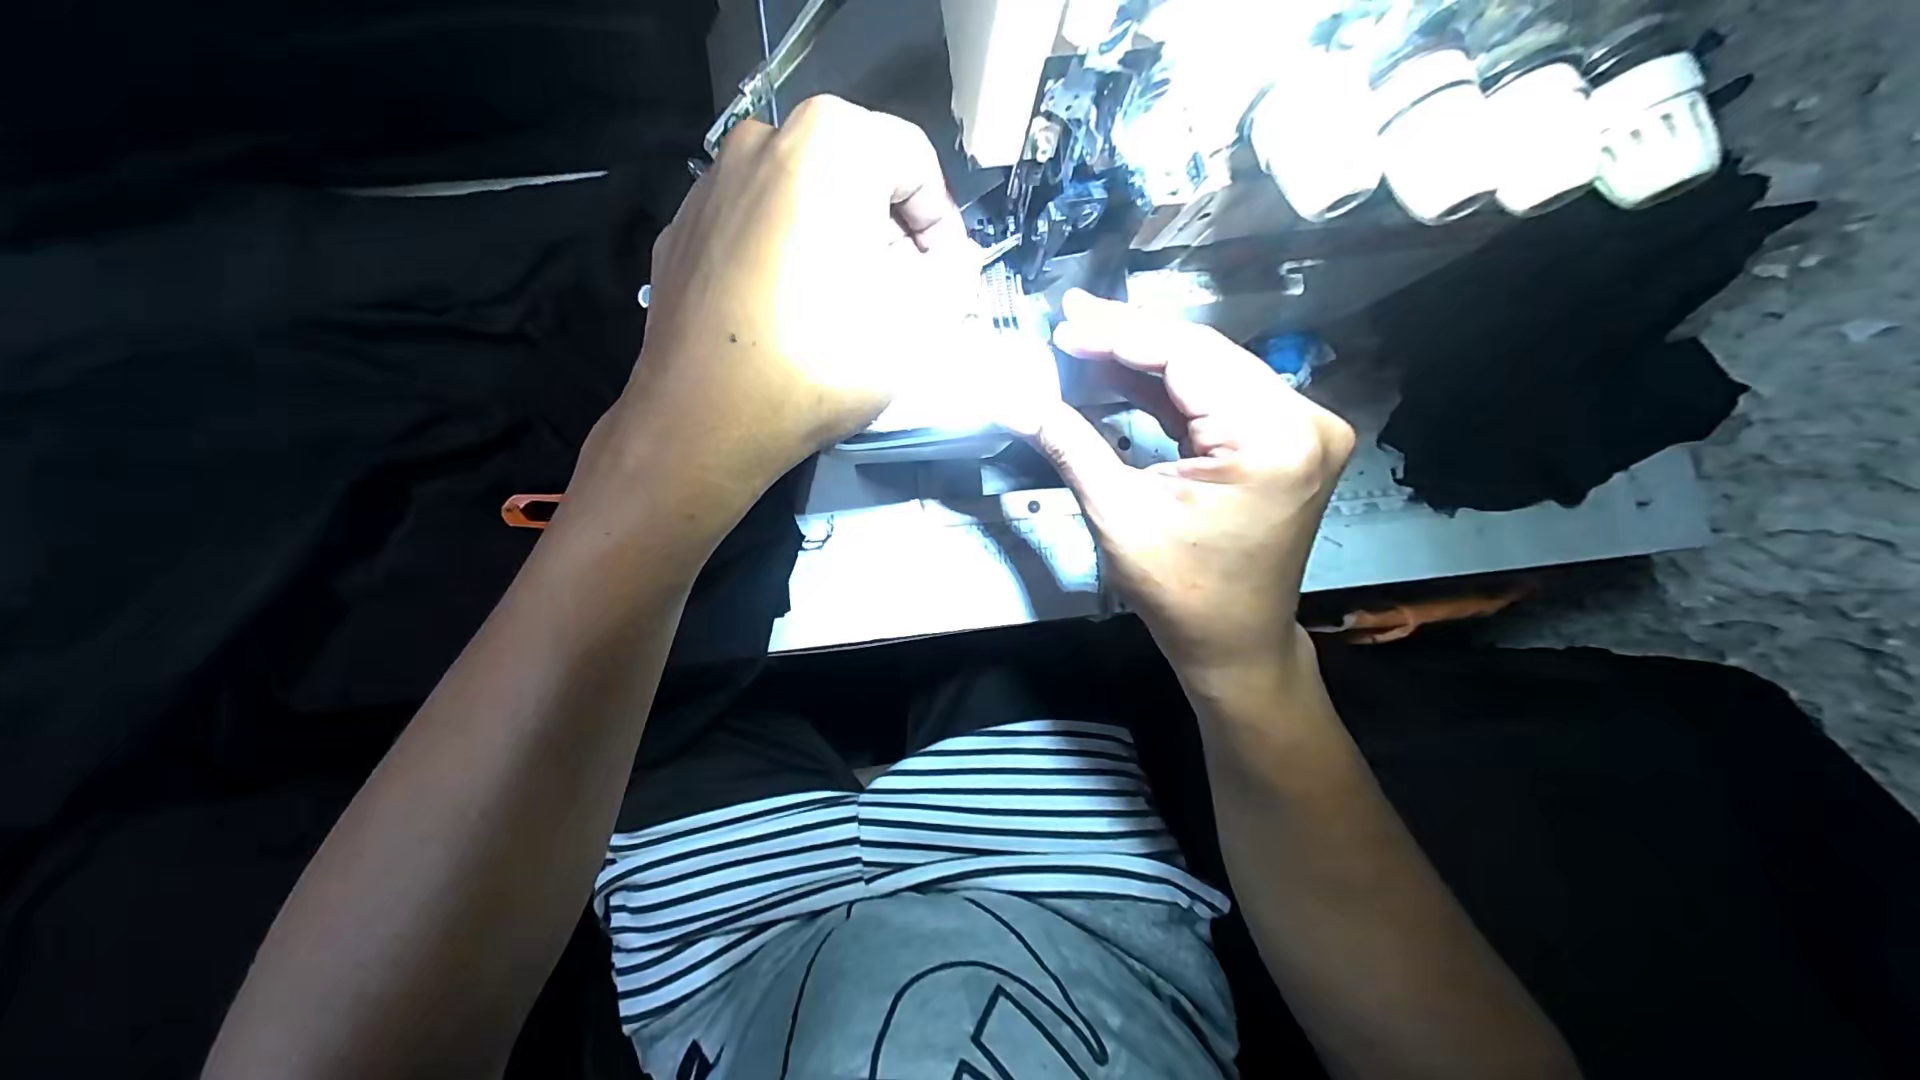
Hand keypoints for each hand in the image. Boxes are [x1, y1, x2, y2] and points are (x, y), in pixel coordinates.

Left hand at [588, 95, 975, 513]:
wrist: (704, 418)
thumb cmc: (821, 361)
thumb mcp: (918, 323)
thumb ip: (954, 278)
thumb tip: (951, 263)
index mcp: (830, 143)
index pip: (913, 161)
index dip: (942, 222)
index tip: (945, 277)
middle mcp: (761, 142)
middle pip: (853, 175)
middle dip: (887, 233)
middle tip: (902, 295)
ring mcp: (710, 186)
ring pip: (799, 201)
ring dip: (834, 245)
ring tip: (844, 309)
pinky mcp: (681, 234)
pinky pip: (753, 231)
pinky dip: (782, 259)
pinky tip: (788, 316)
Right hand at [1033, 291, 1354, 689]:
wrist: (1233, 641)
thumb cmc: (1181, 593)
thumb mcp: (1118, 515)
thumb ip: (1070, 445)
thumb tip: (1015, 400)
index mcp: (1272, 438)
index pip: (1188, 357)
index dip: (1119, 336)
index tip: (1065, 326)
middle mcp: (1302, 421)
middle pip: (1203, 356)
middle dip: (1130, 339)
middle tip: (1071, 319)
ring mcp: (1301, 428)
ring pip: (1209, 371)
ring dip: (1145, 360)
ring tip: (1085, 339)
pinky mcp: (1285, 439)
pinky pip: (1219, 398)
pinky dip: (1168, 389)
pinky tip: (1121, 372)